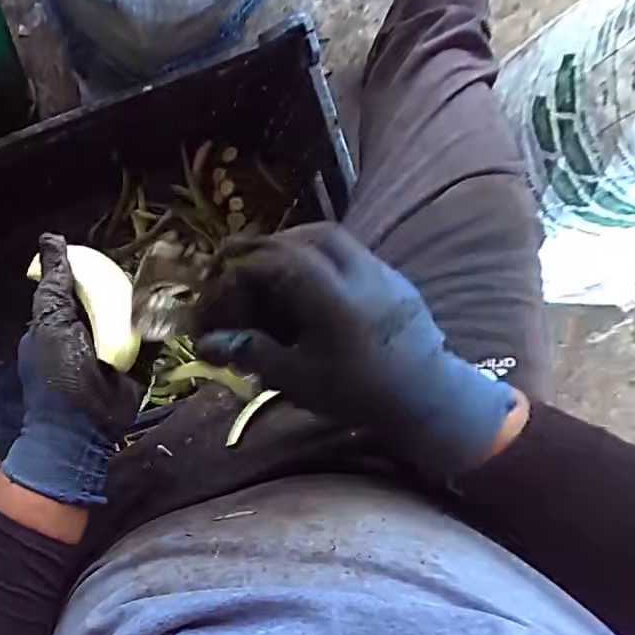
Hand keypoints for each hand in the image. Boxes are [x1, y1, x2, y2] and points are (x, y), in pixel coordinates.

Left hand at [0, 234, 142, 505]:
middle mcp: (89, 330)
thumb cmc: (58, 374)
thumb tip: (50, 239)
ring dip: (146, 308)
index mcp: (64, 319)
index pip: (82, 284)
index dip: (96, 271)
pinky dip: (159, 332)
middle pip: (112, 298)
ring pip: (134, 317)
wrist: (81, 428)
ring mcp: (114, 349)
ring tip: (163, 291)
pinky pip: (151, 342)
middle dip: (126, 289)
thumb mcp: (51, 322)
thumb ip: (55, 284)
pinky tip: (170, 317)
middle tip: (144, 276)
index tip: (112, 261)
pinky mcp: (137, 365)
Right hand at [196, 223, 517, 479]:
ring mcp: (381, 270)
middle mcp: (359, 273)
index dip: (243, 266)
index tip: (221, 279)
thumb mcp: (299, 378)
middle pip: (306, 237)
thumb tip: (207, 342)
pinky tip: (310, 278)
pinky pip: (351, 250)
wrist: (427, 397)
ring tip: (272, 265)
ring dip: (295, 243)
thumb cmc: (358, 393)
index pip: (279, 261)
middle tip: (241, 260)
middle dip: (267, 244)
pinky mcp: (394, 276)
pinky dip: (321, 254)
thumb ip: (253, 352)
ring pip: (332, 237)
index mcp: (334, 299)